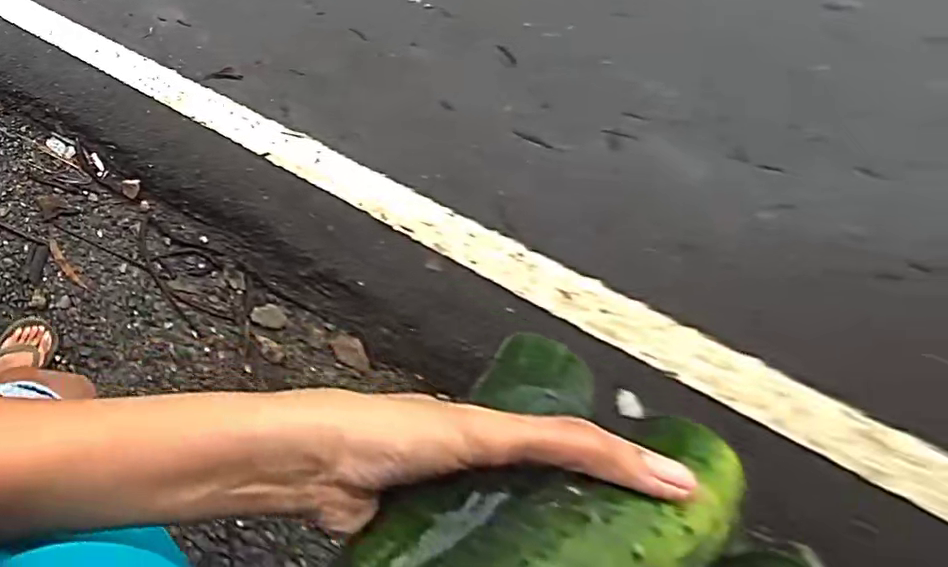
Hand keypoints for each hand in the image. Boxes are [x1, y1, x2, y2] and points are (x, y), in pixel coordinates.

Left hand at [283, 392, 698, 534]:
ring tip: (595, 565)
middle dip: (586, 531)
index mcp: (472, 431)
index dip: (611, 484)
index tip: (672, 516)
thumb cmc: (374, 429)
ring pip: (515, 538)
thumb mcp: (474, 429)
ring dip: (548, 553)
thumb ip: (556, 441)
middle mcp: (461, 468)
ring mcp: (445, 506)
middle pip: (539, 505)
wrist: (310, 464)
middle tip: (638, 557)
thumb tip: (658, 466)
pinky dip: (506, 565)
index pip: (558, 457)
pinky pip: (481, 559)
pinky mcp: (428, 539)